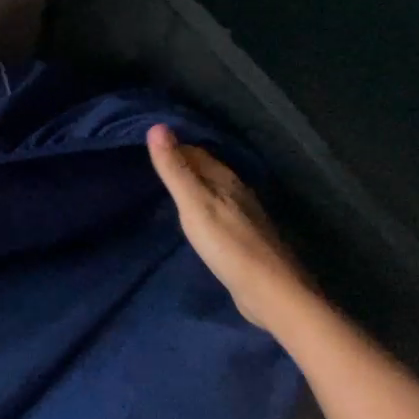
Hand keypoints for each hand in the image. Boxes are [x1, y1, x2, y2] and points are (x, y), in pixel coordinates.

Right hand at [147, 124, 311, 332]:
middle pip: (206, 170)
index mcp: (226, 180)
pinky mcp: (246, 239)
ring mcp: (246, 217)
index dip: (172, 147)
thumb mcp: (193, 204)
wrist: (272, 293)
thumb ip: (174, 169)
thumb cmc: (228, 245)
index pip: (195, 152)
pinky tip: (195, 218)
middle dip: (182, 164)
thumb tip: (156, 126)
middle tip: (151, 166)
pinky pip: (219, 211)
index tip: (146, 147)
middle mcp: (239, 193)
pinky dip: (203, 207)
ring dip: (193, 186)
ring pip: (214, 191)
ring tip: (168, 189)